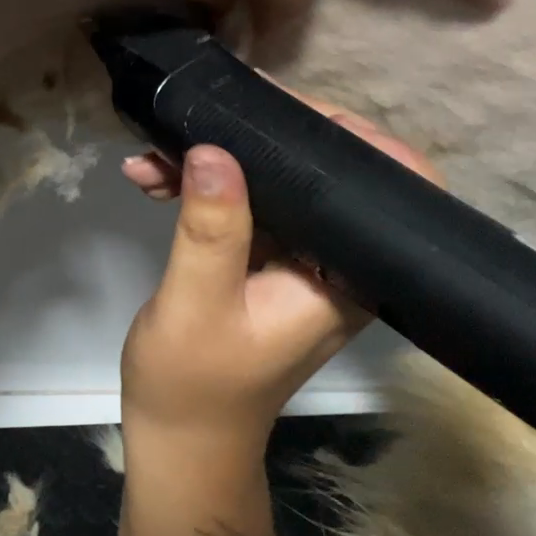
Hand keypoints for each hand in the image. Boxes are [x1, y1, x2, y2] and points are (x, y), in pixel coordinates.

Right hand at [118, 93, 443, 444]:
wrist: (177, 430)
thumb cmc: (194, 378)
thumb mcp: (197, 302)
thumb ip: (212, 229)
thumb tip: (217, 151)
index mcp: (346, 278)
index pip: (387, 188)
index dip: (347, 136)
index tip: (276, 104)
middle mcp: (334, 262)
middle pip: (320, 173)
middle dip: (253, 138)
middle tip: (197, 114)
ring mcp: (296, 261)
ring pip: (270, 183)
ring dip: (209, 161)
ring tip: (148, 154)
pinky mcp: (259, 261)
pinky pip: (238, 204)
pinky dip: (195, 184)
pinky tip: (149, 176)